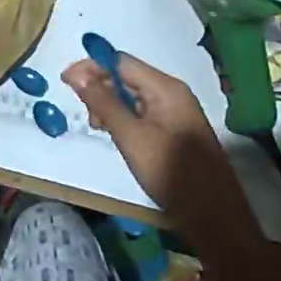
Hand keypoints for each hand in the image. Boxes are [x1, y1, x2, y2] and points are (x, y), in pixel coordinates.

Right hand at [63, 53, 261, 248]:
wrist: (214, 217)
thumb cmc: (171, 173)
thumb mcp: (130, 136)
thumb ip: (103, 103)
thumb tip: (76, 74)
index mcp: (166, 88)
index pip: (121, 62)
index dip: (91, 67)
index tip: (65, 82)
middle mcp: (173, 93)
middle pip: (128, 76)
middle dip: (100, 87)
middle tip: (83, 111)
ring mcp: (177, 112)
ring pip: (134, 95)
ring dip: (110, 104)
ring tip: (98, 126)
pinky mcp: (175, 131)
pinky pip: (143, 112)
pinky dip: (124, 117)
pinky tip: (115, 134)